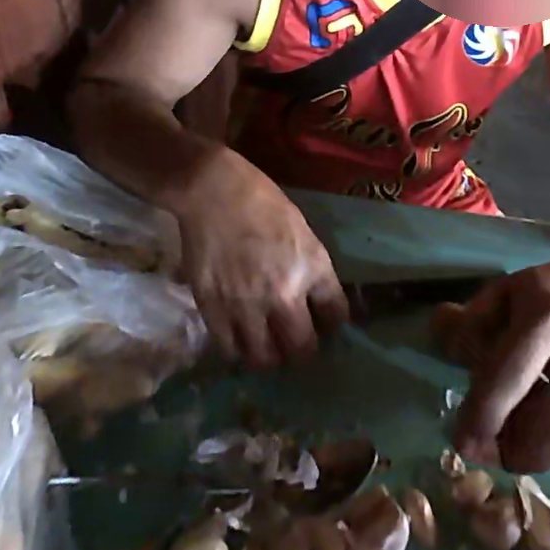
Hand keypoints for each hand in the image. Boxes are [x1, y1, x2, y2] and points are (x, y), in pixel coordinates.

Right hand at [172, 151, 348, 367]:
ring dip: (270, 357)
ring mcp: (248, 307)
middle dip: (304, 350)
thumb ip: (310, 266)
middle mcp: (285, 294)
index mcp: (313, 268)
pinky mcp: (214, 310)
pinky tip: (239, 341)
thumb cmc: (261, 200)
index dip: (333, 323)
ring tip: (267, 349)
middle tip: (297, 344)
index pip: (336, 314)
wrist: (213, 191)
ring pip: (265, 358)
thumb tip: (313, 295)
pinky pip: (230, 349)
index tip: (326, 324)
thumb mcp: (301, 230)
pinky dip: (237, 350)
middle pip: (303, 348)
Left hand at [445, 257, 549, 471]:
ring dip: (544, 452)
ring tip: (530, 428)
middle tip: (497, 450)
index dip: (479, 420)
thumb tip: (437, 334)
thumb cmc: (548, 293)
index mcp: (548, 315)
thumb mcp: (501, 293)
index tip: (462, 442)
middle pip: (549, 435)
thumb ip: (466, 322)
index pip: (507, 381)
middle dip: (513, 455)